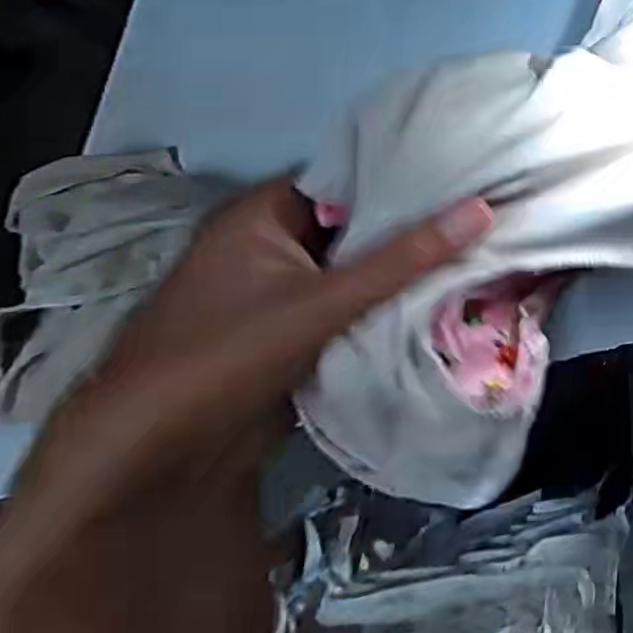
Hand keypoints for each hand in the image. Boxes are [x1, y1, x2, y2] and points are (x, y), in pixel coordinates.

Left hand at [0, 181, 492, 632]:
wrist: (148, 464)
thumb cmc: (223, 356)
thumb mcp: (322, 301)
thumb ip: (404, 258)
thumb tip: (483, 208)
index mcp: (260, 212)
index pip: (347, 172)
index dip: (404, 169)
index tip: (464, 169)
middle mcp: (268, 241)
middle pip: (355, 220)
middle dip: (411, 221)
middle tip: (480, 206)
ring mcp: (278, 287)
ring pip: (355, 262)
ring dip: (401, 262)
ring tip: (473, 241)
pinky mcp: (290, 327)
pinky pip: (349, 298)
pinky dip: (385, 296)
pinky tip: (438, 288)